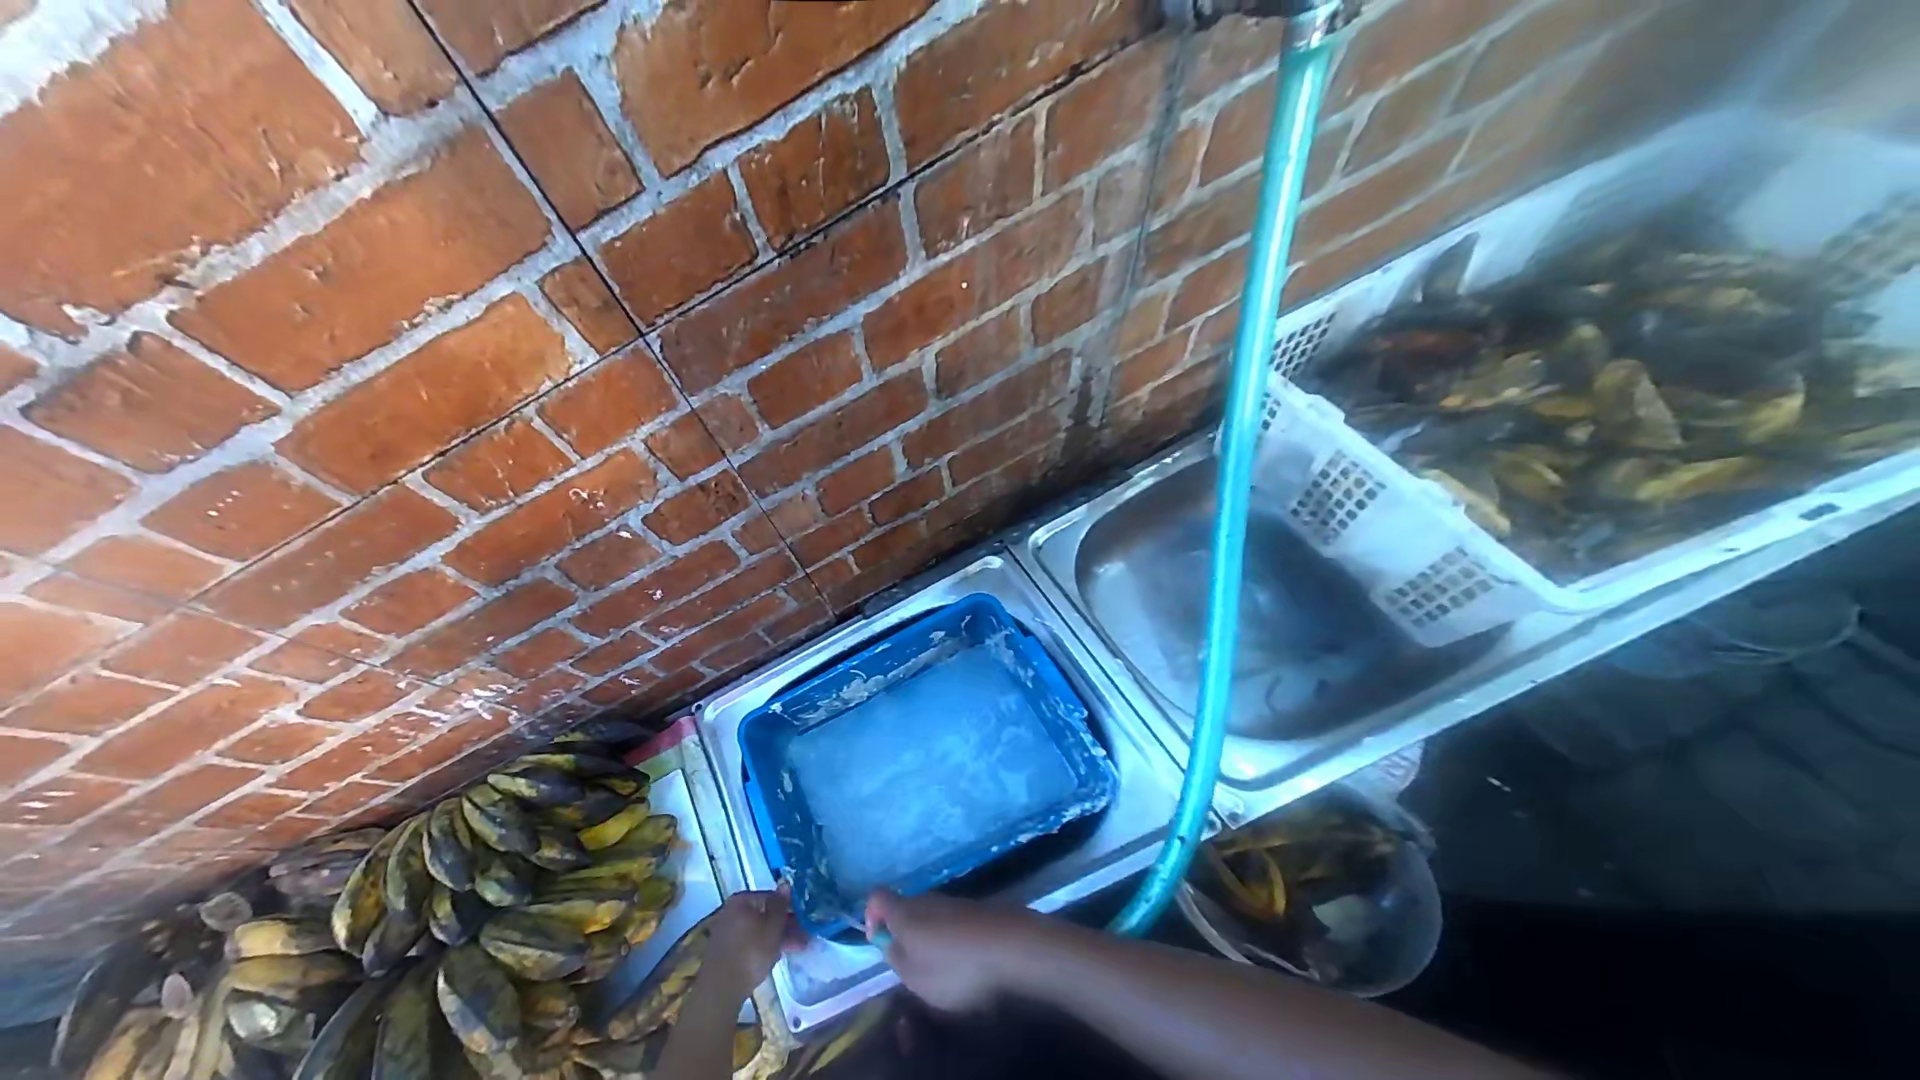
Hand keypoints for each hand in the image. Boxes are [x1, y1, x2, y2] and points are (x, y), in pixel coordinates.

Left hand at [702, 889, 803, 999]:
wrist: (720, 991)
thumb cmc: (750, 954)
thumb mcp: (773, 928)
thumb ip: (780, 905)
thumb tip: (785, 883)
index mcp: (741, 901)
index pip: (771, 896)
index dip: (789, 906)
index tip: (804, 917)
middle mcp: (731, 912)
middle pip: (764, 914)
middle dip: (785, 925)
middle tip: (805, 935)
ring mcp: (727, 933)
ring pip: (758, 930)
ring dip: (778, 937)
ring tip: (799, 948)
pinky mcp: (725, 951)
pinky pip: (750, 942)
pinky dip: (763, 947)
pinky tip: (777, 956)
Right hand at [865, 889, 1045, 1011]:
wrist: (1012, 948)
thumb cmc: (955, 967)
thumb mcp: (913, 976)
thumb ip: (894, 957)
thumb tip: (887, 940)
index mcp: (905, 912)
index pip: (877, 896)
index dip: (872, 916)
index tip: (879, 942)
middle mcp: (927, 899)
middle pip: (905, 908)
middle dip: (903, 934)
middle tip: (910, 967)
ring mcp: (954, 902)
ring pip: (930, 917)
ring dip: (929, 939)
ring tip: (940, 971)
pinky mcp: (977, 911)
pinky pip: (952, 923)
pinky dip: (952, 940)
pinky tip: (965, 964)